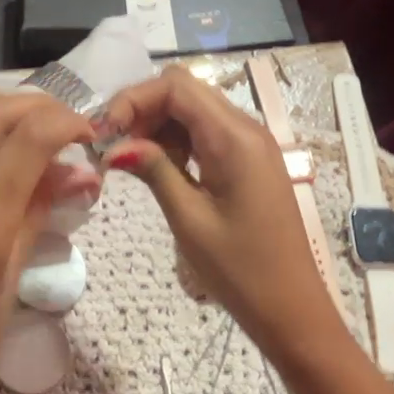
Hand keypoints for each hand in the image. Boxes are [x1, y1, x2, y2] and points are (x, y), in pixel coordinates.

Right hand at [102, 67, 343, 357]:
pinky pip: (206, 132)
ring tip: (128, 159)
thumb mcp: (188, 218)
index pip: (175, 87)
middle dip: (142, 108)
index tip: (103, 132)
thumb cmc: (238, 268)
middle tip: (111, 145)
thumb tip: (114, 145)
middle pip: (184, 91)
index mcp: (233, 138)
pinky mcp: (248, 161)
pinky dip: (176, 139)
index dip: (133, 99)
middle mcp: (246, 129)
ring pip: (193, 109)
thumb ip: (153, 170)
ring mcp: (250, 143)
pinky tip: (157, 166)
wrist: (290, 306)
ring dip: (157, 124)